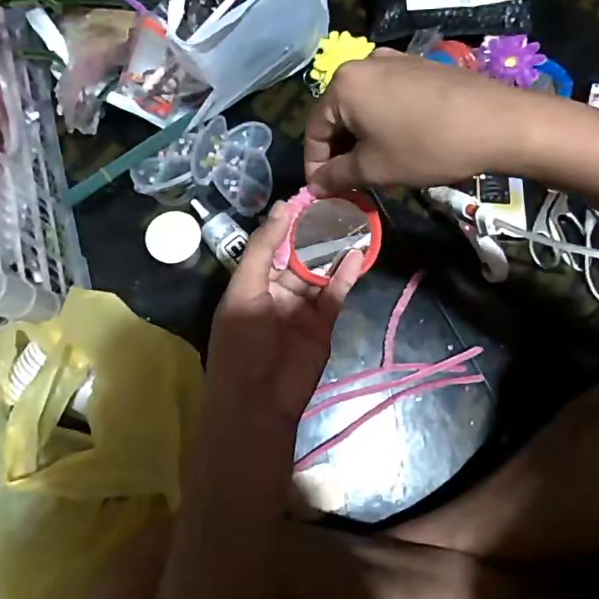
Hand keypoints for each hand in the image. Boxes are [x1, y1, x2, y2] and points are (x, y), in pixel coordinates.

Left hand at [206, 201, 366, 418]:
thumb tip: (281, 209)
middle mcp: (278, 290)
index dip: (288, 221)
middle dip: (316, 232)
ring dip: (335, 249)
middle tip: (338, 203)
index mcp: (252, 282)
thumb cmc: (240, 343)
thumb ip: (263, 250)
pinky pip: (335, 293)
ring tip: (354, 221)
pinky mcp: (323, 322)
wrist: (258, 402)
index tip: (308, 196)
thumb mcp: (243, 292)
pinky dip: (346, 275)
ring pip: (321, 271)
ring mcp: (302, 306)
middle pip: (300, 255)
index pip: (273, 244)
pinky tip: (358, 254)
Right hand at [303, 49, 535, 195]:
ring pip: (364, 105)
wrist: (498, 123)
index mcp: (344, 84)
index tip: (323, 192)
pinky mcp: (421, 66)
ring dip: (362, 137)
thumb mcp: (375, 168)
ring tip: (373, 167)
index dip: (315, 165)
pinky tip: (399, 143)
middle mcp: (364, 63)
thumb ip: (337, 176)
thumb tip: (315, 185)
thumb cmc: (427, 147)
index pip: (313, 128)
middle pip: (338, 113)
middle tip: (347, 183)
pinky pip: (388, 96)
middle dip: (339, 151)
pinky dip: (384, 121)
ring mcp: (396, 60)